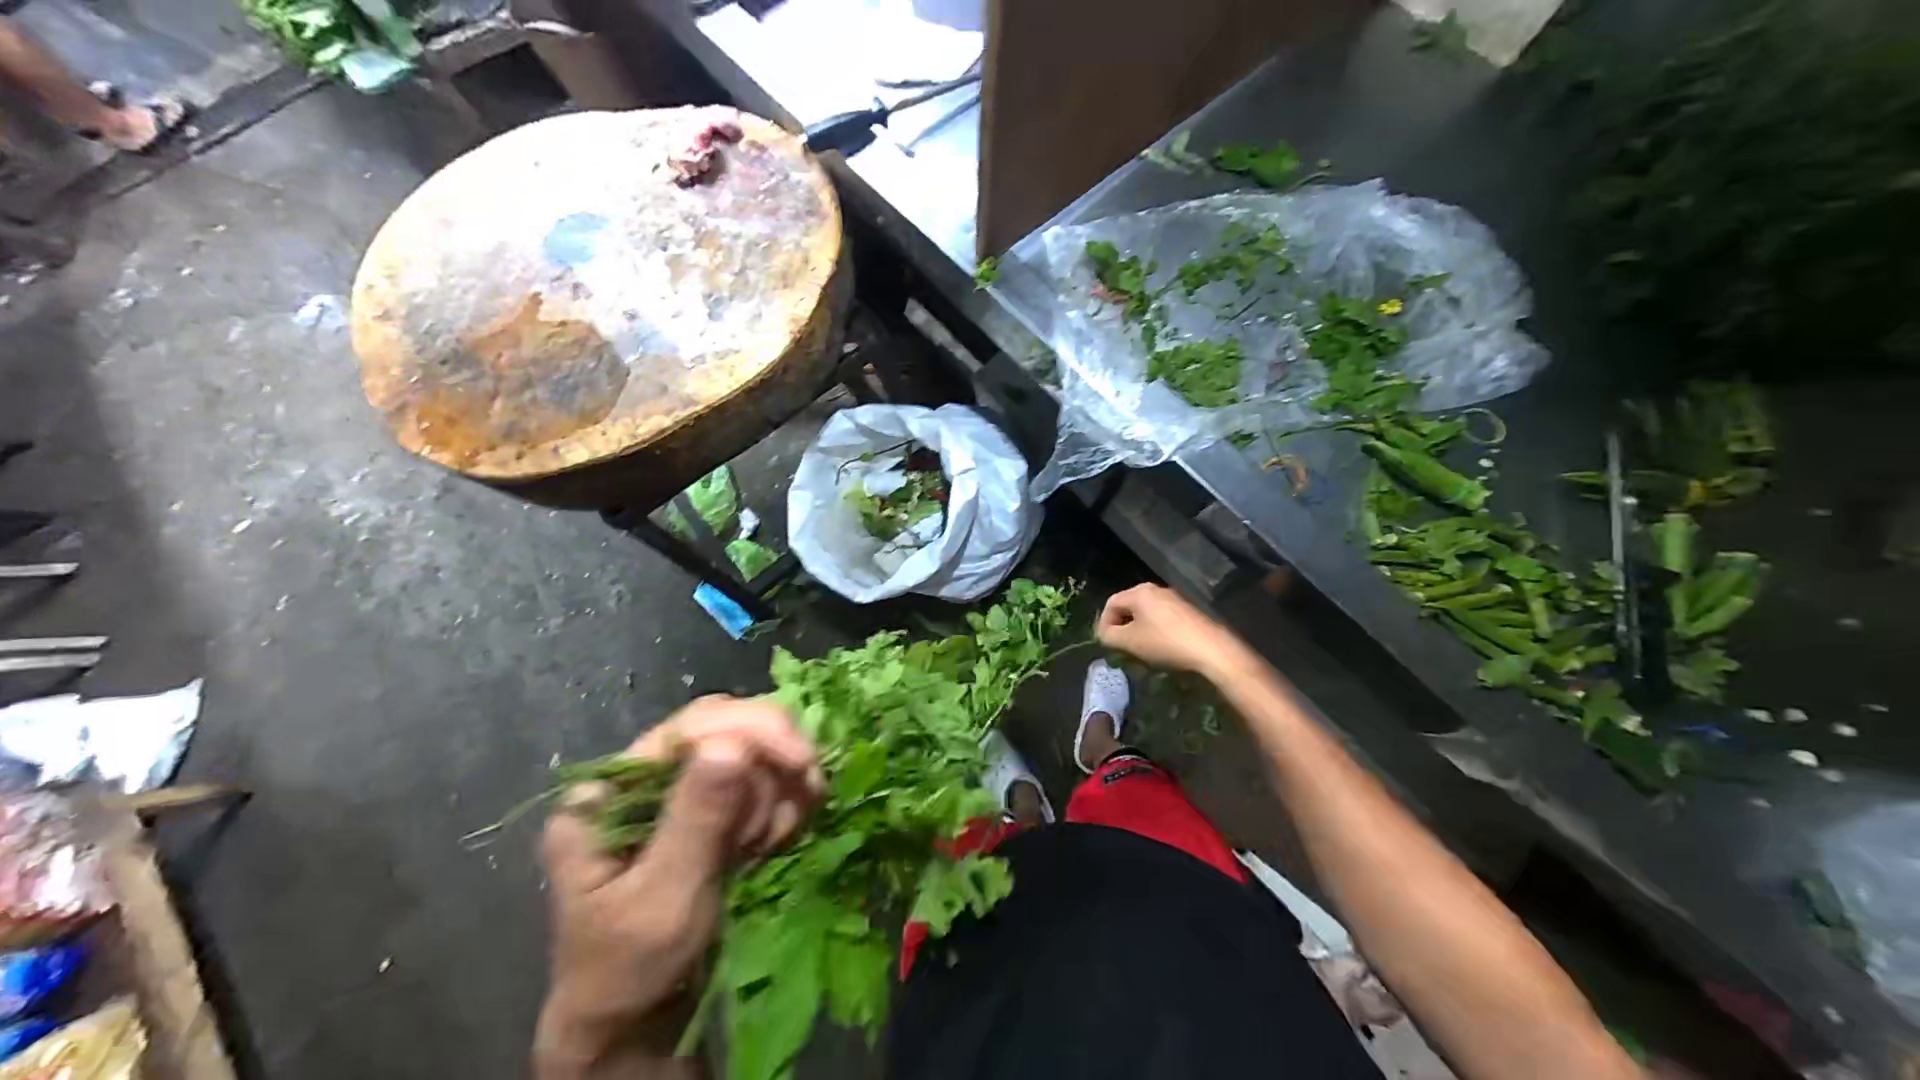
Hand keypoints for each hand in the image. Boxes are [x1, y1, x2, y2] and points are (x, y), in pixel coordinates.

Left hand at [534, 696, 821, 1078]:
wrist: (640, 1023)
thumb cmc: (632, 967)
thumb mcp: (662, 898)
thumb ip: (694, 819)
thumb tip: (730, 743)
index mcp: (610, 789)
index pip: (692, 726)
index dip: (753, 729)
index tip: (802, 762)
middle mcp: (645, 777)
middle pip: (729, 728)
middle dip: (770, 764)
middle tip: (801, 801)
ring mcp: (680, 792)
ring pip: (753, 753)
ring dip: (778, 790)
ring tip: (770, 842)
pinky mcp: (712, 810)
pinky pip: (762, 782)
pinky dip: (781, 804)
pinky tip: (774, 840)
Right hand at [1096, 584, 1248, 678]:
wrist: (1211, 650)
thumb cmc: (1165, 643)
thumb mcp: (1130, 642)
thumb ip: (1109, 635)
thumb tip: (1105, 633)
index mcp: (1139, 592)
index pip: (1111, 603)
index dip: (1103, 623)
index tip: (1106, 643)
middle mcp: (1155, 589)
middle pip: (1128, 605)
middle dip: (1120, 625)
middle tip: (1120, 646)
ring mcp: (1173, 598)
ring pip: (1144, 612)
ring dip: (1136, 628)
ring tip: (1138, 648)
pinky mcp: (1186, 610)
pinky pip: (1160, 616)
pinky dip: (1153, 629)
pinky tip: (1159, 646)